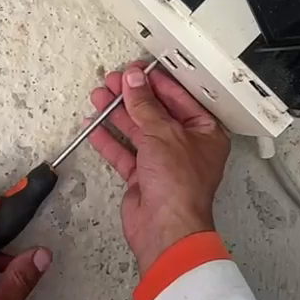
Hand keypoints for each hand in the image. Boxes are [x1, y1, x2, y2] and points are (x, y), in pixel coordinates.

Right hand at [87, 61, 232, 273]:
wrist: (165, 228)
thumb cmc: (180, 188)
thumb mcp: (162, 134)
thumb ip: (145, 105)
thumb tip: (134, 82)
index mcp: (204, 133)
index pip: (179, 99)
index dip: (157, 82)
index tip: (137, 70)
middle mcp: (185, 147)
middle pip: (156, 113)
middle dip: (132, 96)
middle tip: (114, 81)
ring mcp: (163, 162)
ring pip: (137, 130)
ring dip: (117, 113)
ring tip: (100, 97)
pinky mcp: (142, 177)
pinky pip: (123, 151)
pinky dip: (108, 139)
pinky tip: (95, 127)